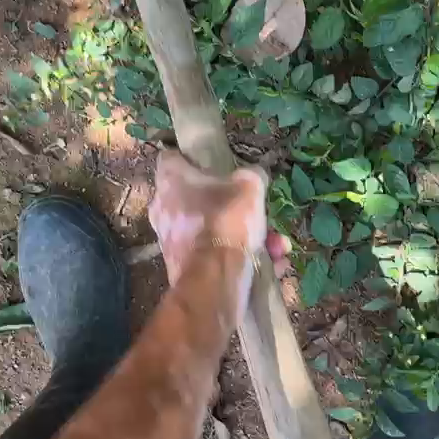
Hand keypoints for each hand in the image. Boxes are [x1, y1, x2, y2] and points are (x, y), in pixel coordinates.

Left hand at [148, 150, 284, 310]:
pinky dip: (241, 257)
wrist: (215, 281)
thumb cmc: (226, 221)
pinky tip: (272, 263)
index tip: (212, 163)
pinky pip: (216, 255)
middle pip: (198, 197)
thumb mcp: (250, 187)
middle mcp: (163, 208)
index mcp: (170, 181)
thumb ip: (252, 176)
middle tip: (255, 211)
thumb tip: (253, 177)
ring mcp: (171, 241)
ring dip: (246, 235)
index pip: (171, 157)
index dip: (191, 158)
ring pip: (214, 229)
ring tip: (275, 245)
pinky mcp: (183, 268)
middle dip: (233, 206)